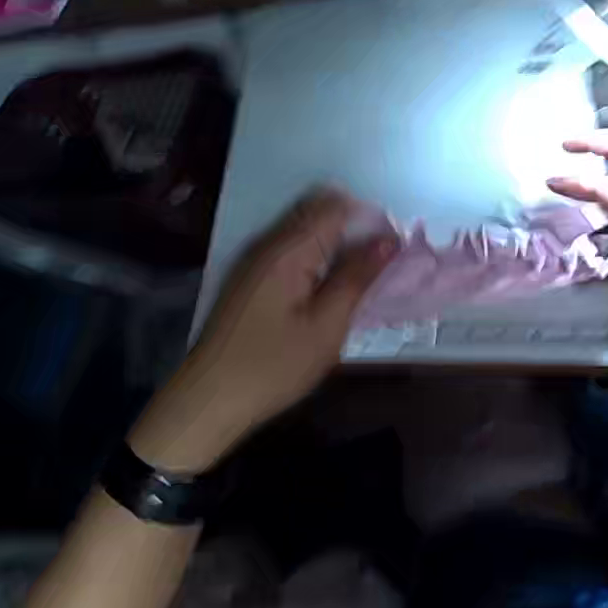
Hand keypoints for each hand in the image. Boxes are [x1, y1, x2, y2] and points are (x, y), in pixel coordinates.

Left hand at [126, 189, 397, 473]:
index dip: (372, 218)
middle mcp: (269, 244)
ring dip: (341, 245)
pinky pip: (295, 252)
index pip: (336, 207)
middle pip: (320, 212)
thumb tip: (388, 240)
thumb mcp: (327, 325)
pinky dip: (321, 259)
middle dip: (358, 229)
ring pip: (308, 232)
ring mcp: (257, 261)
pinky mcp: (253, 279)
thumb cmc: (274, 366)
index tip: (397, 248)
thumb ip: (357, 277)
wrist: (210, 400)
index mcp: (288, 251)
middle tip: (385, 264)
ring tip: (366, 277)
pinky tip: (335, 287)